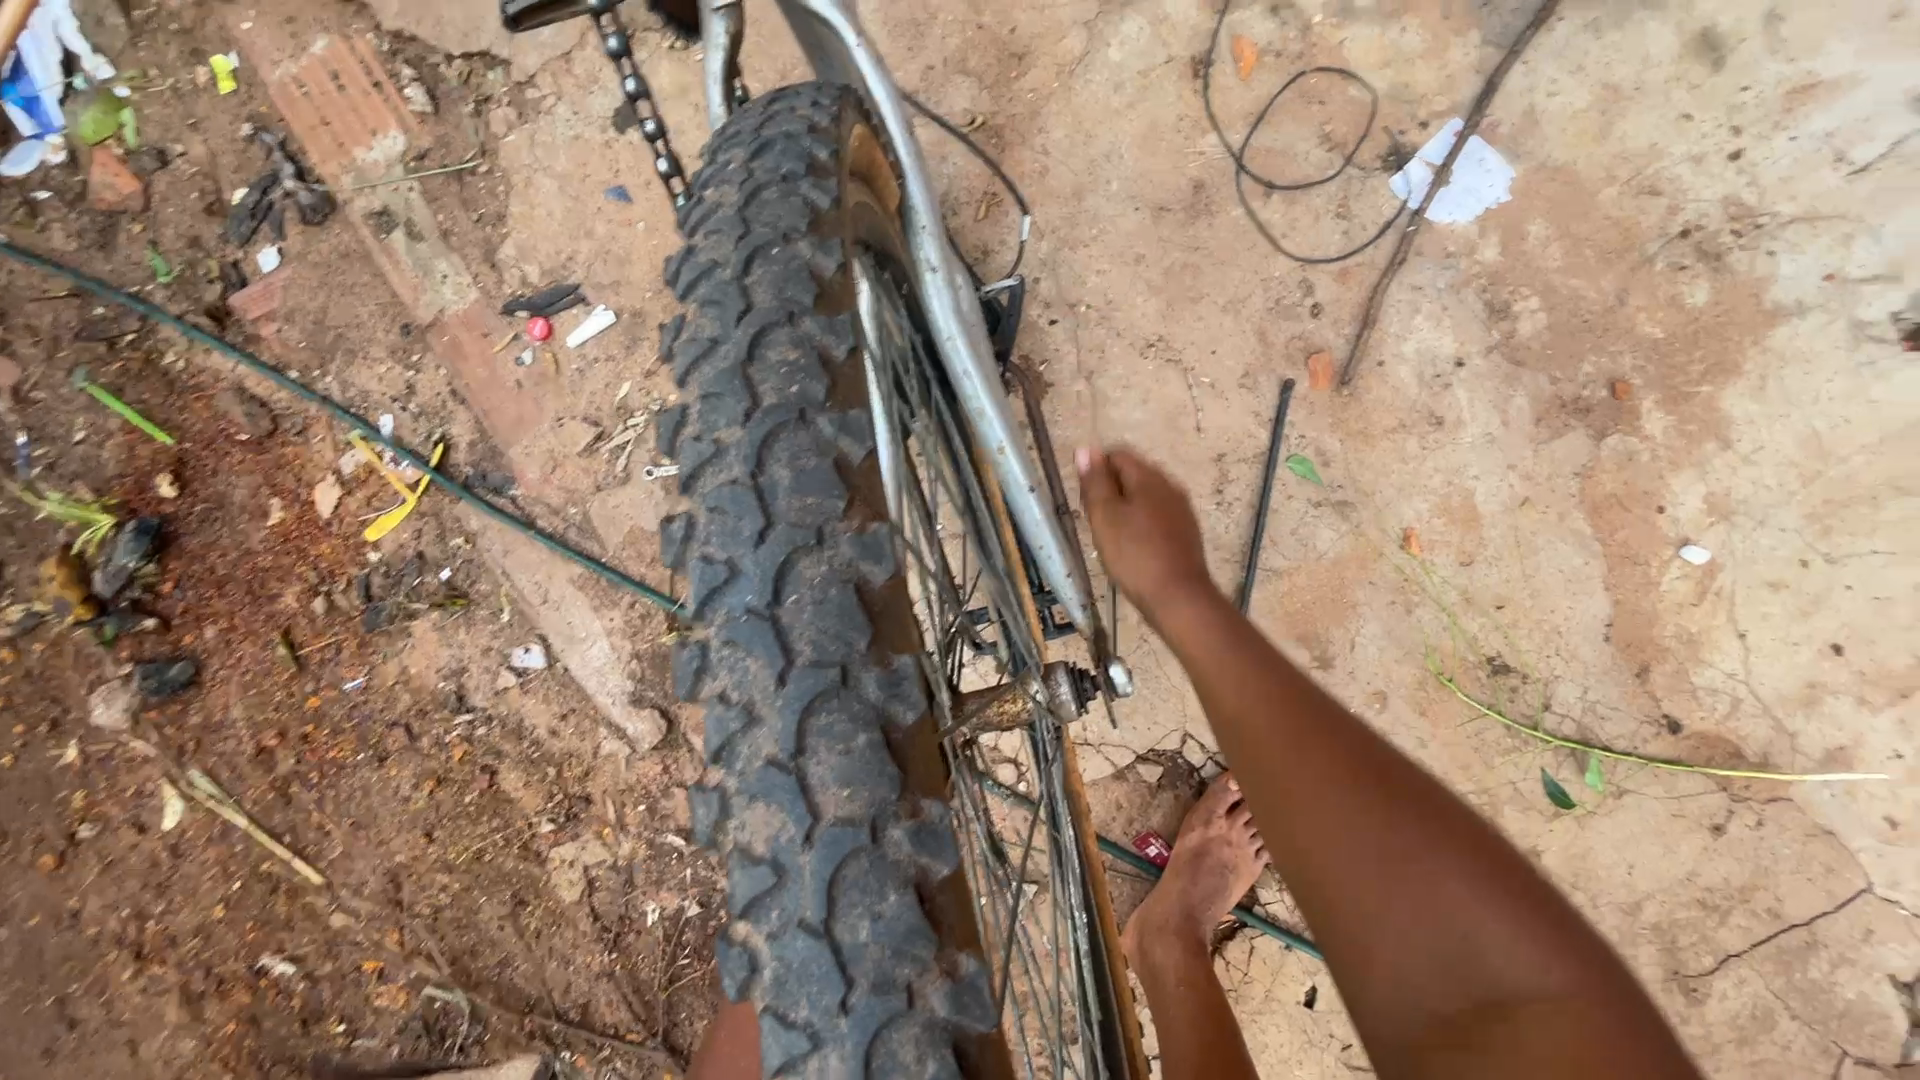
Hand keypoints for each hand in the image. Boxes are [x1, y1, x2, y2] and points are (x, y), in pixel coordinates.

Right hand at [1076, 446, 1216, 618]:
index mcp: (1148, 477)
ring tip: (1112, 537)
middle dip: (1110, 490)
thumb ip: (1094, 481)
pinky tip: (1133, 548)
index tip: (1085, 501)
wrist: (1178, 597)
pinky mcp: (1186, 532)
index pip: (1116, 455)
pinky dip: (1141, 524)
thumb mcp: (1105, 516)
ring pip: (1145, 496)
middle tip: (1095, 521)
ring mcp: (1181, 509)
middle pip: (1133, 474)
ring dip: (1125, 509)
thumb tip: (1085, 449)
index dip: (1095, 472)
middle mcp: (1169, 486)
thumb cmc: (1134, 555)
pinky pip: (1157, 516)